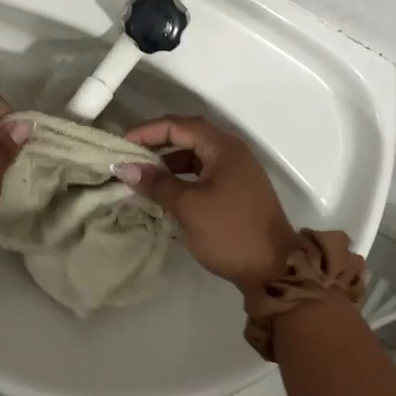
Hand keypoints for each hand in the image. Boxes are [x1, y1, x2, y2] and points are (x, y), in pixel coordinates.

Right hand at [117, 116, 297, 292]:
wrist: (274, 269)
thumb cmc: (230, 232)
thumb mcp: (188, 207)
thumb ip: (156, 183)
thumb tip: (123, 167)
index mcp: (223, 147)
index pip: (178, 126)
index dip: (147, 132)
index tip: (121, 145)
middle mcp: (231, 151)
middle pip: (188, 134)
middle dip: (157, 142)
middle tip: (129, 154)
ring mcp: (235, 171)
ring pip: (195, 154)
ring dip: (168, 160)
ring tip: (142, 173)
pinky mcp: (235, 189)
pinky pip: (202, 171)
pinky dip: (181, 175)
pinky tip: (165, 190)